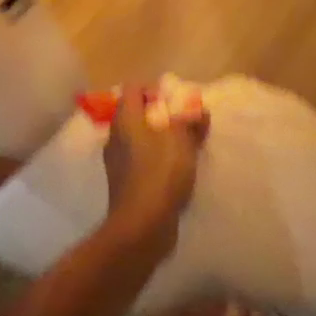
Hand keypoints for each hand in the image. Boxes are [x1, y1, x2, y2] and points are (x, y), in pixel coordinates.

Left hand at [102, 87, 209, 234]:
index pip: (133, 88)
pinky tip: (175, 172)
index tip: (174, 102)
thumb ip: (190, 122)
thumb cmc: (160, 173)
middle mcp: (115, 135)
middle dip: (160, 116)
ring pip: (138, 139)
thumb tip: (200, 110)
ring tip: (184, 149)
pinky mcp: (123, 183)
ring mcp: (117, 161)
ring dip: (159, 139)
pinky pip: (140, 161)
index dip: (153, 89)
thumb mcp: (182, 142)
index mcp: (125, 118)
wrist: (141, 226)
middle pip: (135, 113)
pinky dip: (155, 160)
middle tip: (184, 125)